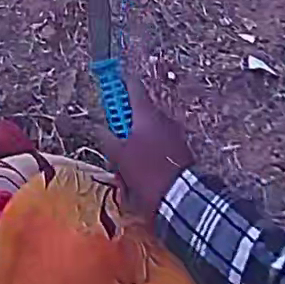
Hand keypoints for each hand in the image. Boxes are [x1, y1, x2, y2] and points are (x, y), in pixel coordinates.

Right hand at [98, 75, 195, 219]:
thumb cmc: (147, 171)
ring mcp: (175, 134)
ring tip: (126, 166)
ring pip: (148, 131)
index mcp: (146, 113)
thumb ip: (106, 137)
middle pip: (138, 112)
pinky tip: (141, 173)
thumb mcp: (119, 155)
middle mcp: (162, 118)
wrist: (185, 200)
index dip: (118, 83)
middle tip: (113, 140)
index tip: (108, 88)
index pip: (131, 86)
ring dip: (135, 142)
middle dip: (124, 124)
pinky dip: (148, 153)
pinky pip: (159, 145)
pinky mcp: (182, 151)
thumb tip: (99, 127)